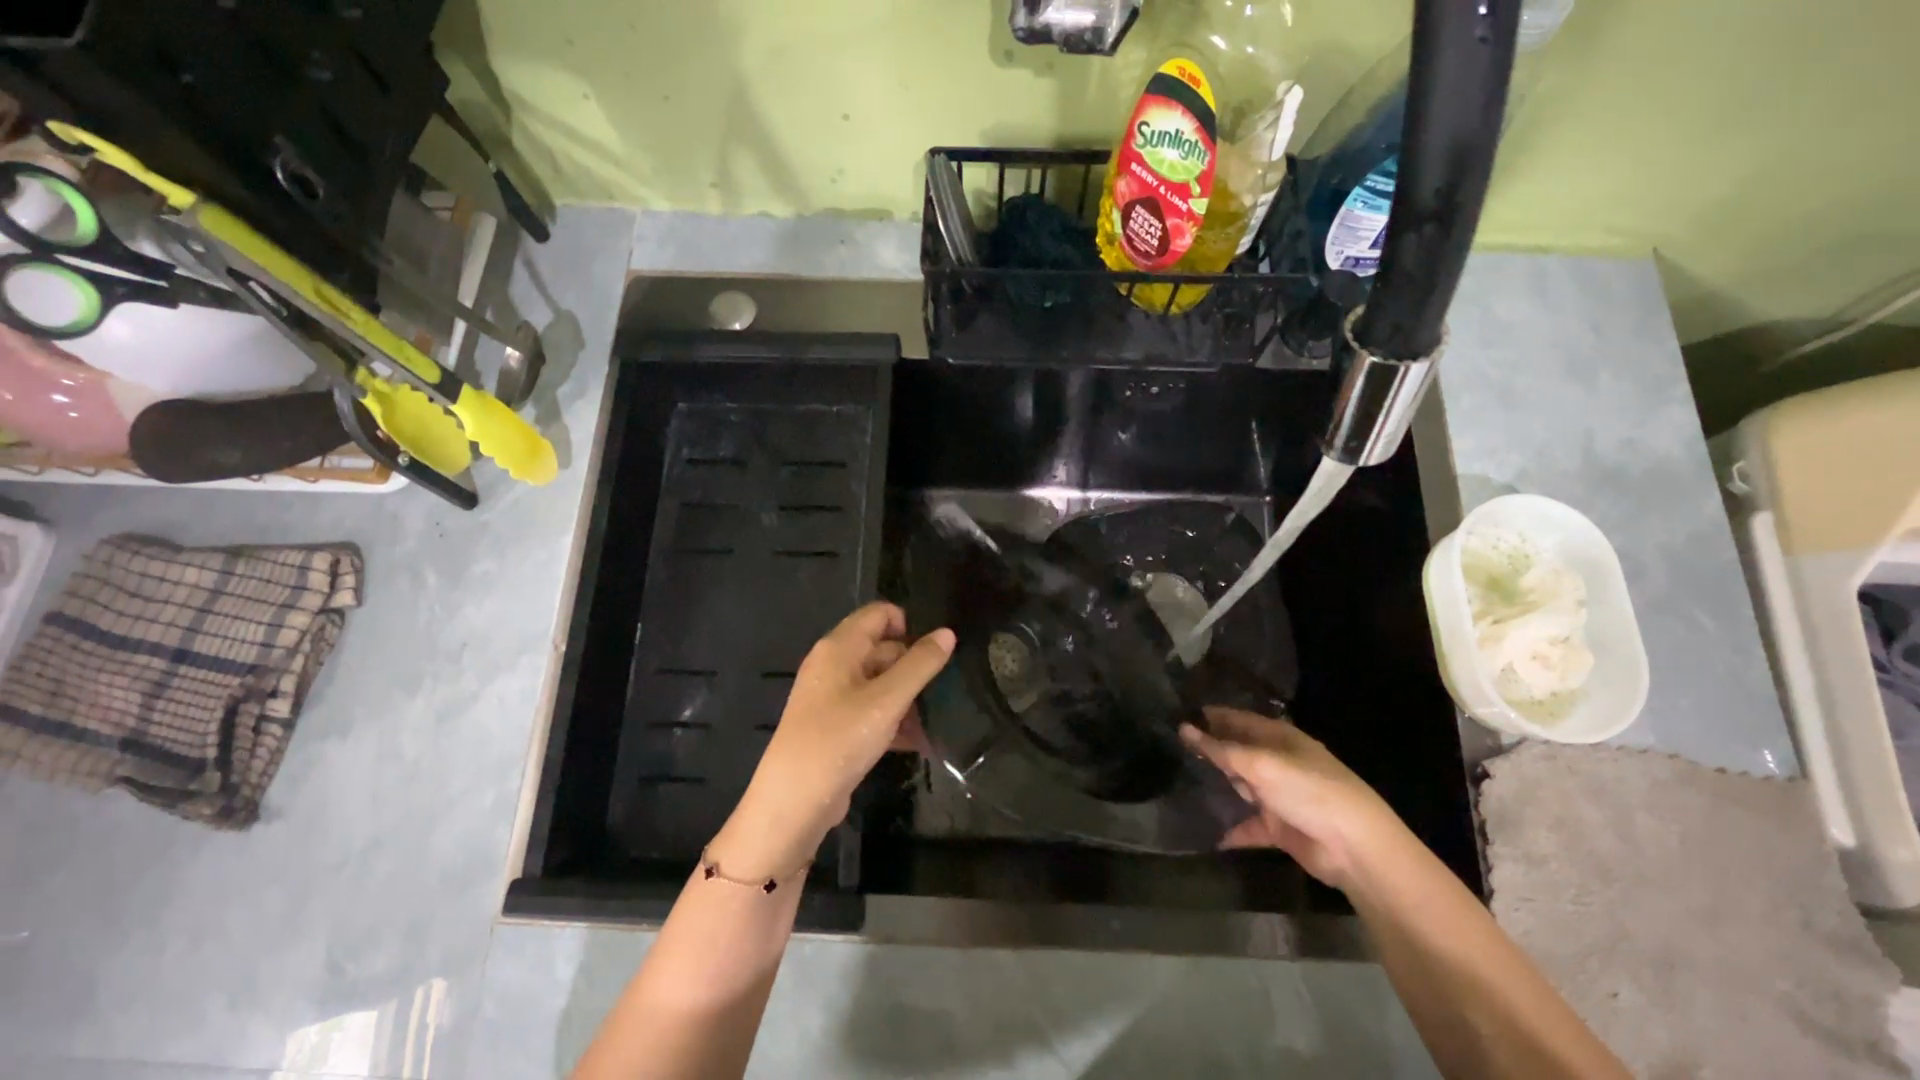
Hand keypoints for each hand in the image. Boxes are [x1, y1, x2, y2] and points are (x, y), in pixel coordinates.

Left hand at [719, 603, 953, 873]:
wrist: (795, 801)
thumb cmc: (839, 739)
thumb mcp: (887, 700)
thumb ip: (919, 665)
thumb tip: (947, 633)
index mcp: (839, 648)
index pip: (878, 614)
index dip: (910, 625)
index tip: (937, 651)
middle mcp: (833, 666)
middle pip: (883, 650)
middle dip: (915, 667)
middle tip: (949, 688)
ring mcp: (833, 699)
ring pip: (881, 685)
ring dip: (910, 699)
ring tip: (942, 718)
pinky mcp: (837, 729)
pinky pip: (873, 714)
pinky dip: (896, 723)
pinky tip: (922, 742)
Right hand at [1180, 706, 1408, 891]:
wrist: (1354, 846)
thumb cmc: (1309, 791)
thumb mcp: (1262, 765)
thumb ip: (1221, 750)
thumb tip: (1182, 728)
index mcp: (1281, 739)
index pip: (1240, 720)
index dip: (1212, 717)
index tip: (1177, 716)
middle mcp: (1279, 763)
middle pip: (1239, 753)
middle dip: (1210, 752)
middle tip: (1169, 751)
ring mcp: (1280, 796)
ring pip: (1241, 788)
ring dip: (1218, 789)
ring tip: (1178, 786)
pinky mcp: (1280, 828)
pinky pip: (1248, 826)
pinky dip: (1231, 830)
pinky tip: (1208, 834)